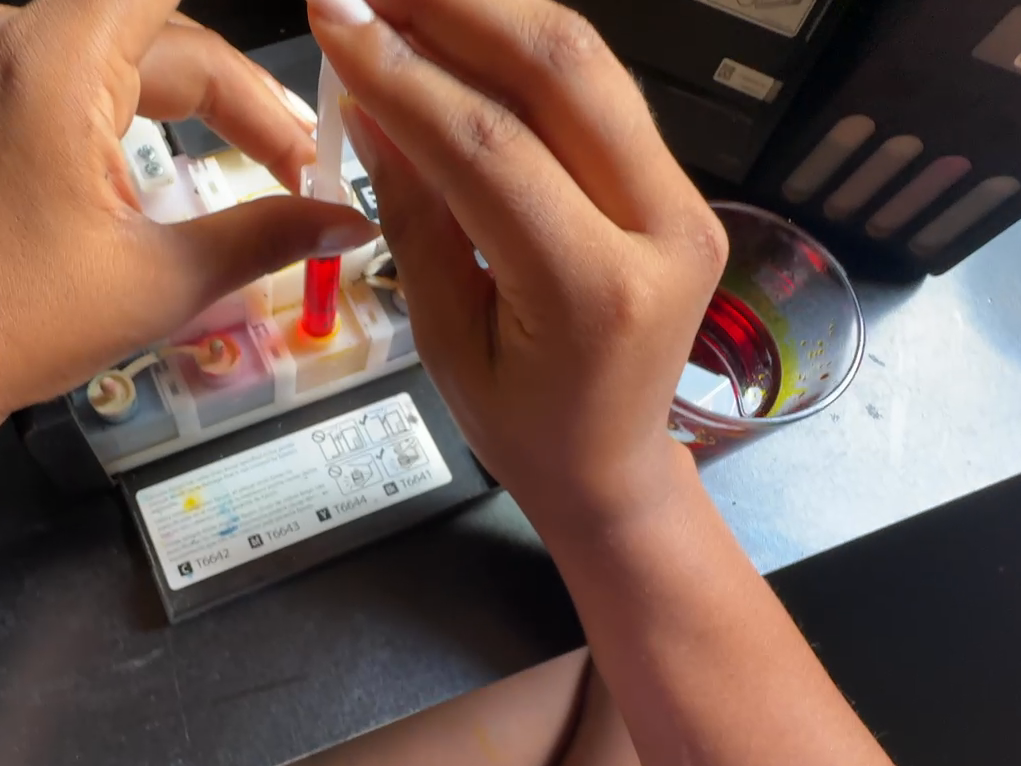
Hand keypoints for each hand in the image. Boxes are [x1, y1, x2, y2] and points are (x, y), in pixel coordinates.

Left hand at [0, 0, 379, 452]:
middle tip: (307, 167)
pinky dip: (146, 111)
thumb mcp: (165, 279)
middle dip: (244, 100)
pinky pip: (87, 79)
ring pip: (128, 55)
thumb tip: (353, 221)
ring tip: (269, 160)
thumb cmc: (36, 323)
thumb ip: (266, 235)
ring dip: (200, 102)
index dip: (261, 72)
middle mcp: (21, 35)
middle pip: (165, 37)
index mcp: (60, 58)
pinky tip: (189, 152)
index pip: (189, 22)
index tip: (316, 123)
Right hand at [311, 0, 726, 527]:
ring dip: (491, 14)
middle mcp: (660, 230)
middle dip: (455, 5)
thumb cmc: (519, 431)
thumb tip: (374, 111)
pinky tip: (463, 40)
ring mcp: (684, 200)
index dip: (404, 74)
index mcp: (590, 294)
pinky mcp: (680, 187)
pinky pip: (598, 99)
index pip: (488, 149)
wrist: (610, 464)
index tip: (335, 18)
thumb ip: (416, 222)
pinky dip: (524, 58)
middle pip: (560, 71)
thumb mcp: (445, 343)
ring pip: (588, 66)